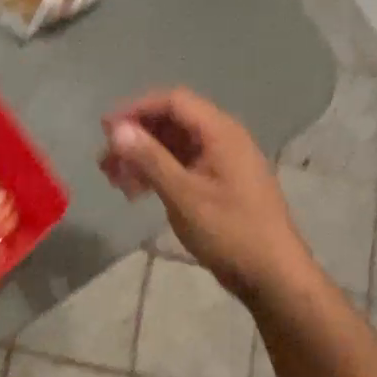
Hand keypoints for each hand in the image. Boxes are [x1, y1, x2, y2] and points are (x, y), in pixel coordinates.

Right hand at [100, 87, 307, 296]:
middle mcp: (222, 139)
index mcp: (221, 133)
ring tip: (115, 181)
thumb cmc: (230, 232)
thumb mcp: (184, 195)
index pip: (173, 102)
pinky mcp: (218, 184)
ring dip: (142, 158)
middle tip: (105, 163)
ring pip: (174, 146)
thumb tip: (116, 129)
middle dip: (136, 138)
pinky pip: (182, 166)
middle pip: (171, 122)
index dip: (136, 110)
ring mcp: (221, 162)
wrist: (271, 274)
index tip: (105, 130)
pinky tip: (137, 193)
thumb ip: (150, 159)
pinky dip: (157, 173)